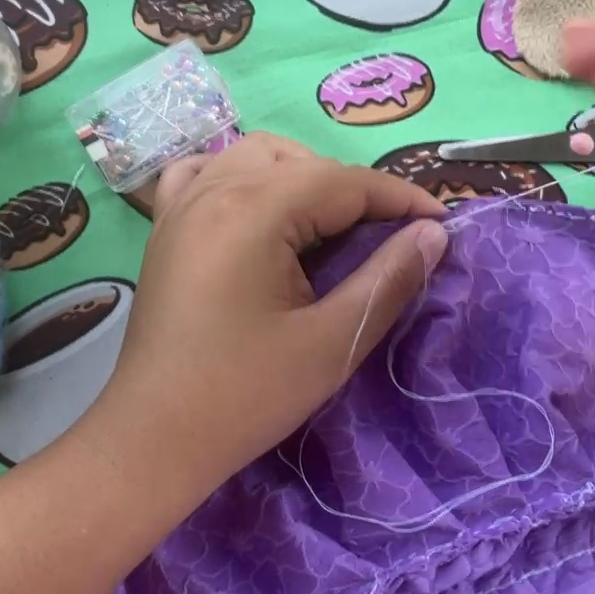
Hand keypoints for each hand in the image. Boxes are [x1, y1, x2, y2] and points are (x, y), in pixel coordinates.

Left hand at [81, 134, 448, 496]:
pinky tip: (258, 207)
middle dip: (356, 191)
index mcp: (252, 211)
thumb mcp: (330, 344)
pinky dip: (243, 175)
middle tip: (389, 237)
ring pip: (257, 155)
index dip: (400, 197)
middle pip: (304, 162)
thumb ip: (388, 281)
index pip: (344, 181)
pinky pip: (207, 171)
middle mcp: (214, 190)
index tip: (441, 223)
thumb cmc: (244, 395)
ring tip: (330, 224)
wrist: (152, 438)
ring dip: (304, 175)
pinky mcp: (165, 226)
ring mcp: (181, 204)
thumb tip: (432, 234)